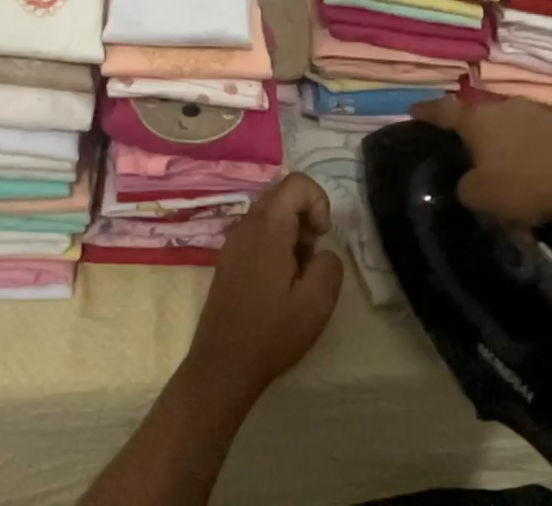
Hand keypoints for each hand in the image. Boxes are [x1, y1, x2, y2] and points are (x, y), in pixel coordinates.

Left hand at [185, 174, 343, 402]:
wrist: (221, 368)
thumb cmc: (271, 334)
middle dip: (306, 215)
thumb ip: (330, 264)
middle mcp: (245, 227)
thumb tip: (320, 253)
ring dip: (292, 231)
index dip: (319, 201)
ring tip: (298, 271)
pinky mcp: (227, 261)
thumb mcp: (318, 302)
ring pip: (269, 214)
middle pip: (281, 194)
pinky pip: (257, 233)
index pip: (297, 183)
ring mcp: (232, 244)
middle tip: (312, 253)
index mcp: (267, 229)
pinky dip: (275, 244)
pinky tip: (279, 282)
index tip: (322, 237)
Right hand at [409, 95, 551, 227]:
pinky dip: (523, 147)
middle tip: (457, 144)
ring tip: (494, 158)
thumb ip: (464, 186)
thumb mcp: (480, 196)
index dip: (425, 112)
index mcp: (477, 119)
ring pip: (506, 122)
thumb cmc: (525, 185)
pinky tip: (526, 165)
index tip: (411, 111)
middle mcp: (504, 106)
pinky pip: (531, 134)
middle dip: (467, 128)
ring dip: (498, 138)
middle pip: (477, 114)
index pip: (443, 110)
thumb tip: (467, 180)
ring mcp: (536, 112)